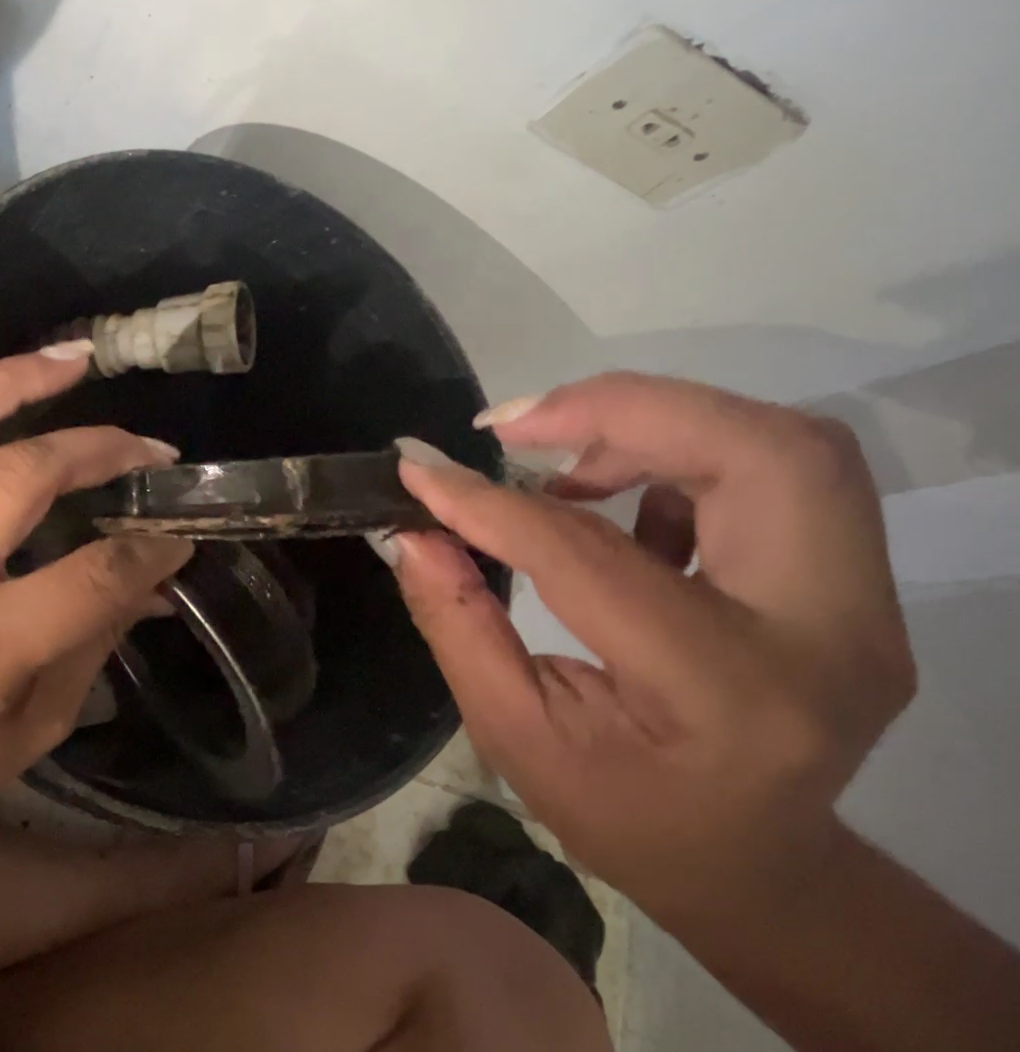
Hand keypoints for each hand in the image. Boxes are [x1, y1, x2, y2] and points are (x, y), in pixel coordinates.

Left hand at [0, 344, 190, 858]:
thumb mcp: (39, 724)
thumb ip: (98, 639)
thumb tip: (156, 577)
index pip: (90, 575)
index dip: (149, 549)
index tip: (181, 531)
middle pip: (18, 475)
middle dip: (96, 448)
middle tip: (146, 443)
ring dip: (5, 378)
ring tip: (66, 359)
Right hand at [384, 372, 913, 922]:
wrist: (749, 861)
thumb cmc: (618, 812)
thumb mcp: (512, 731)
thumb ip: (458, 622)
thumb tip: (410, 531)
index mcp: (722, 691)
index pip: (595, 558)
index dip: (496, 506)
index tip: (421, 472)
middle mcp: (825, 633)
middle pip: (762, 454)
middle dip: (625, 412)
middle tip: (515, 427)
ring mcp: (861, 604)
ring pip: (784, 447)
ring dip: (660, 426)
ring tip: (559, 461)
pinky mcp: (857, 583)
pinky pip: (781, 474)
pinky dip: (686, 456)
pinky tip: (618, 496)